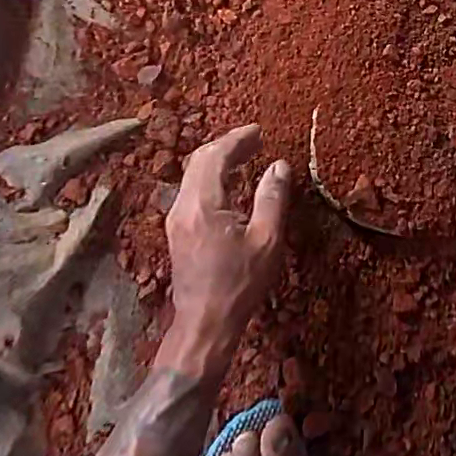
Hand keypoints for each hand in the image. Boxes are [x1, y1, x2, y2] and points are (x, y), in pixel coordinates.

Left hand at [160, 125, 291, 371]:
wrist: (205, 325)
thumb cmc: (240, 283)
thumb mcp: (267, 239)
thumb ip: (273, 197)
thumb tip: (279, 165)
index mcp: (202, 206)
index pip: (215, 157)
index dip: (237, 139)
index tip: (260, 130)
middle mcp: (182, 208)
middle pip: (199, 161)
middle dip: (228, 145)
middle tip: (257, 140)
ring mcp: (176, 220)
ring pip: (193, 175)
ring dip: (220, 160)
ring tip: (249, 155)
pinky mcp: (178, 231)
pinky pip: (193, 190)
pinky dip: (214, 176)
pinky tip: (234, 182)